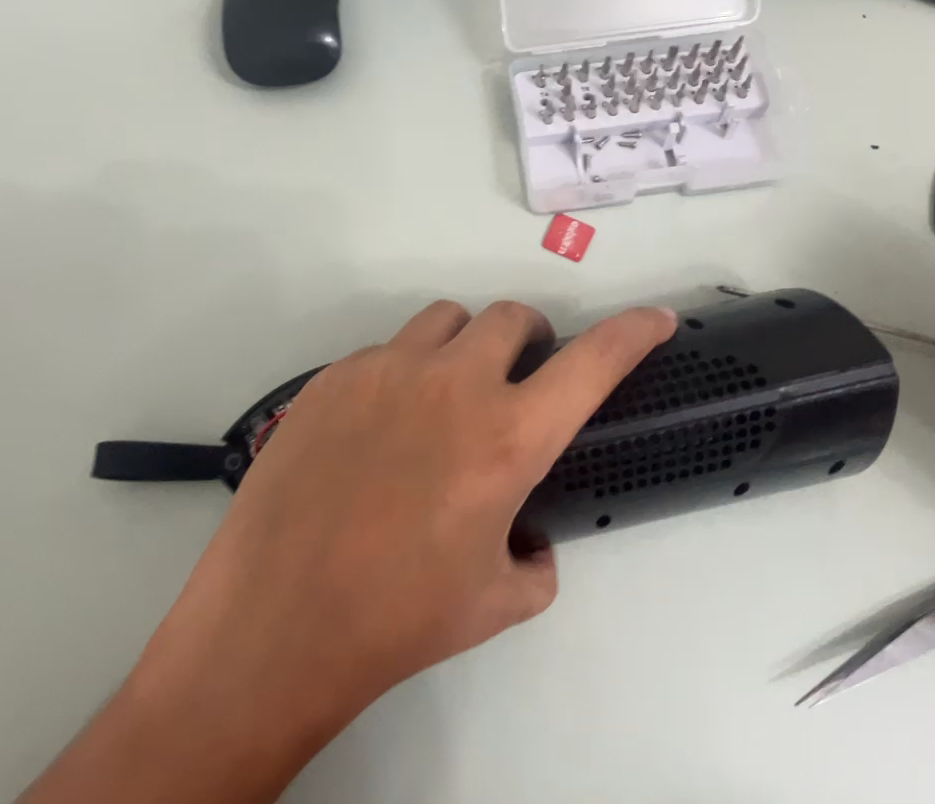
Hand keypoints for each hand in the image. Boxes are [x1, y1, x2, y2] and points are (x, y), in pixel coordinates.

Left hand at [165, 298, 675, 705]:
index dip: (634, 332)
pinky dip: (403, 373)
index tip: (654, 320)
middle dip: (531, 341)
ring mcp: (385, 372)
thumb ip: (536, 562)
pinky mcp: (331, 378)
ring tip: (446, 398)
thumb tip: (530, 540)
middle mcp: (453, 386)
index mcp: (509, 437)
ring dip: (465, 347)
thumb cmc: (399, 616)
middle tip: (519, 380)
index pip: (594, 362)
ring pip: (446, 321)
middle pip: (512, 317)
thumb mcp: (497, 603)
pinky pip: (385, 352)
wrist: (280, 618)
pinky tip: (380, 430)